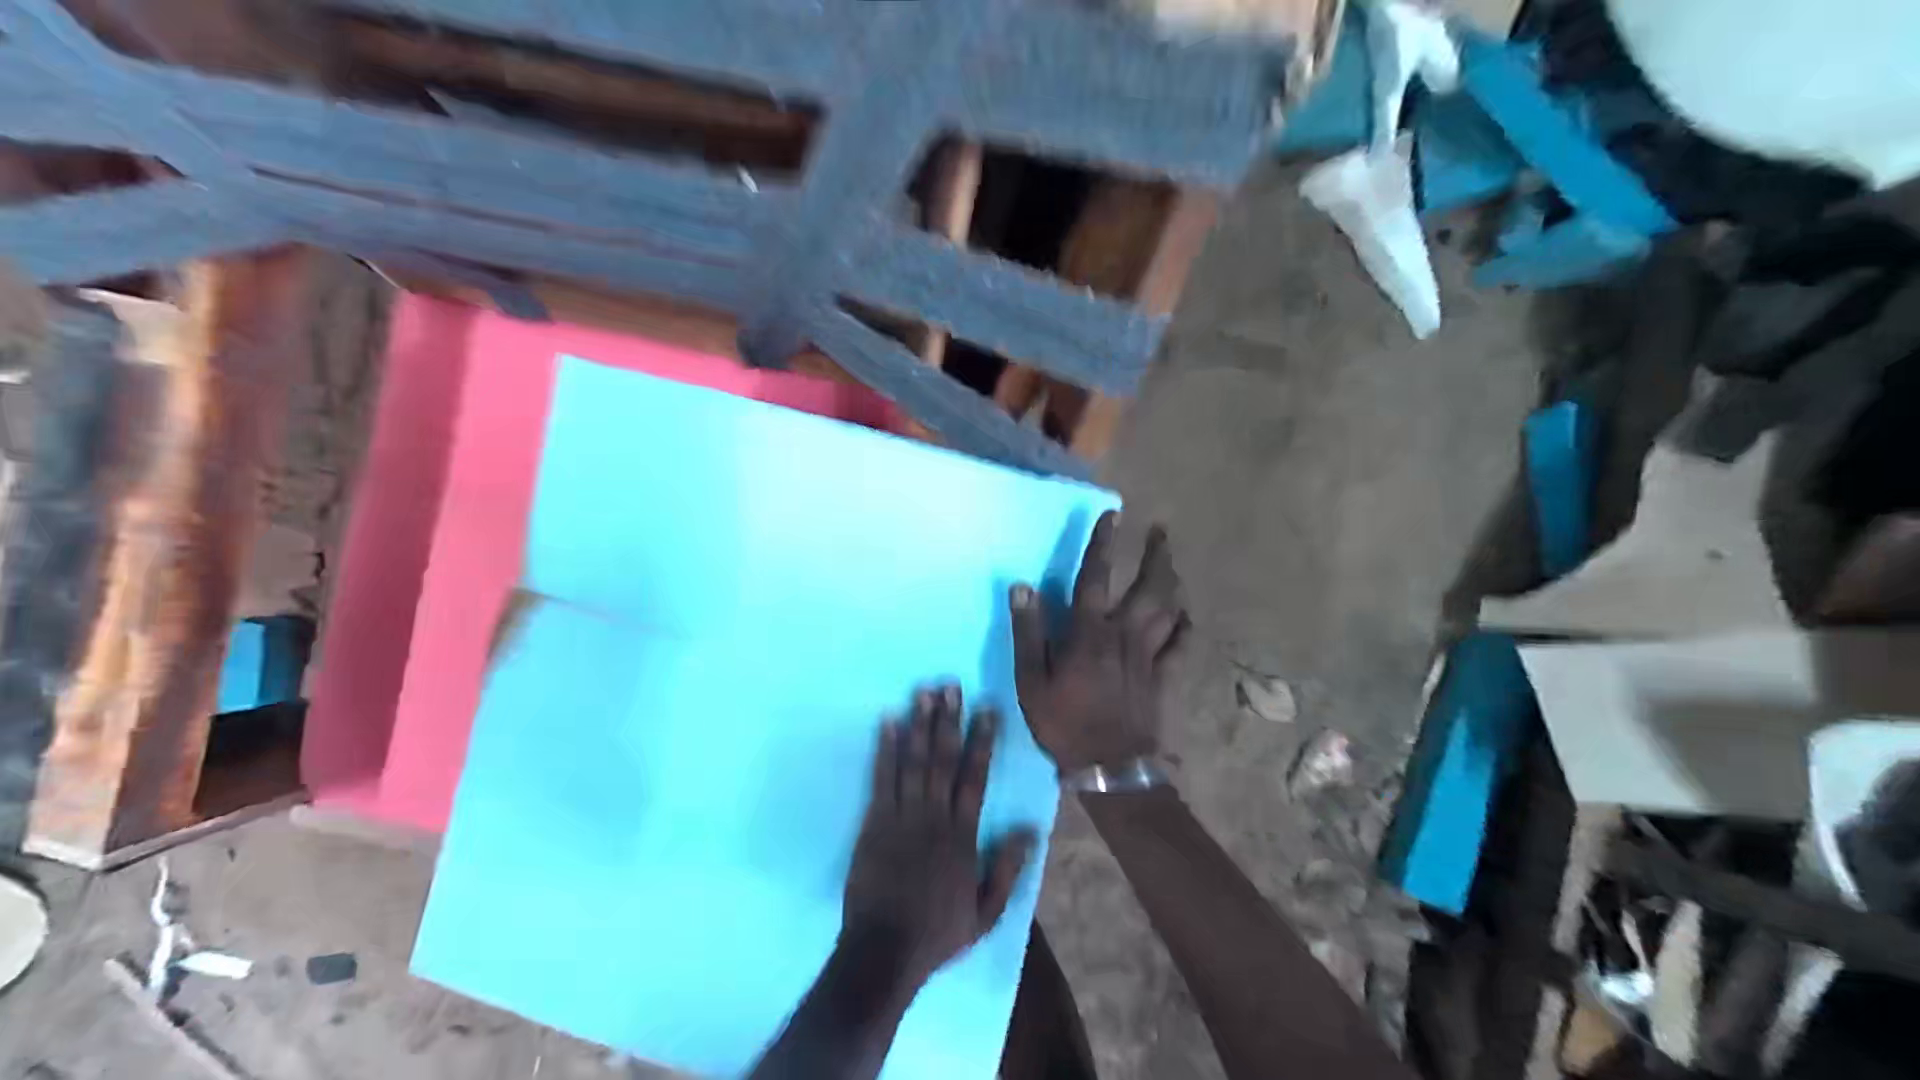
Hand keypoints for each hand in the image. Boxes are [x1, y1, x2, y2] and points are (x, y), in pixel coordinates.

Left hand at [843, 685, 1037, 987]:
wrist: (883, 950)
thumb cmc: (937, 932)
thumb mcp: (986, 913)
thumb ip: (1007, 870)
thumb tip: (1029, 829)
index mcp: (963, 835)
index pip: (975, 777)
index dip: (982, 740)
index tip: (987, 709)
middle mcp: (934, 816)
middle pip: (943, 759)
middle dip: (948, 720)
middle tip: (951, 685)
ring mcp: (901, 816)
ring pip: (914, 761)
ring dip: (920, 724)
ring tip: (924, 691)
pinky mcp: (874, 822)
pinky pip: (882, 778)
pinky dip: (885, 749)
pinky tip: (889, 722)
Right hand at [1010, 510, 1188, 772]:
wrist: (1110, 767)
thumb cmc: (1064, 723)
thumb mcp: (1031, 681)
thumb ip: (1028, 633)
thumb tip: (1023, 588)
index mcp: (1089, 633)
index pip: (1096, 578)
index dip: (1103, 545)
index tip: (1113, 516)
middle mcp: (1124, 635)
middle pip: (1148, 588)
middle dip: (1156, 557)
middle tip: (1161, 532)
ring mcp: (1149, 656)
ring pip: (1168, 610)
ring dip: (1172, 583)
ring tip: (1173, 565)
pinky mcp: (1164, 677)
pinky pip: (1181, 646)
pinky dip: (1185, 628)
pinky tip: (1187, 617)